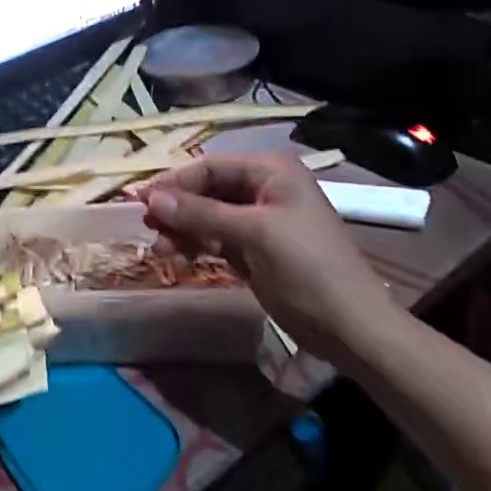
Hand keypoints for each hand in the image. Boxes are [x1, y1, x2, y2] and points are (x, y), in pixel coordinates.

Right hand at [141, 152, 398, 359]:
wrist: (350, 324)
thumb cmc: (306, 268)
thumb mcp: (254, 235)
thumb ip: (202, 214)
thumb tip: (153, 198)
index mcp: (272, 171)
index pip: (212, 166)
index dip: (176, 182)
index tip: (140, 202)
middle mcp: (266, 188)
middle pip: (210, 189)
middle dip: (179, 208)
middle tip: (148, 231)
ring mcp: (262, 220)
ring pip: (211, 215)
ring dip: (185, 230)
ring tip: (160, 252)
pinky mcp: (259, 249)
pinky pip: (220, 238)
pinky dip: (200, 246)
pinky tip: (181, 258)